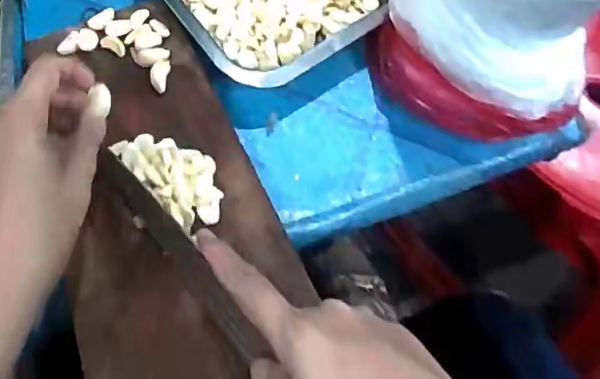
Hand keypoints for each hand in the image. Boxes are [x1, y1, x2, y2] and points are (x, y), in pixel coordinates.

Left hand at [0, 54, 107, 378]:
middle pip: (33, 92)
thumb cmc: (37, 231)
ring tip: (81, 151)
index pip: (46, 68)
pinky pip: (7, 138)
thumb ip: (89, 130)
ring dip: (53, 121)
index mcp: (16, 116)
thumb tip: (101, 95)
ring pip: (21, 116)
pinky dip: (33, 139)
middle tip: (97, 125)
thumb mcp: (75, 179)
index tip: (100, 92)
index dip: (77, 69)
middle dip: (68, 99)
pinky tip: (52, 171)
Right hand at [198, 230, 450, 378]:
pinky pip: (362, 341)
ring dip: (330, 362)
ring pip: (331, 337)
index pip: (252, 292)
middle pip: (295, 329)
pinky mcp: (396, 329)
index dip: (225, 265)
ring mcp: (366, 316)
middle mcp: (330, 312)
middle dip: (294, 355)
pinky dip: (358, 362)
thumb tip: (264, 364)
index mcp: (302, 334)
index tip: (204, 234)